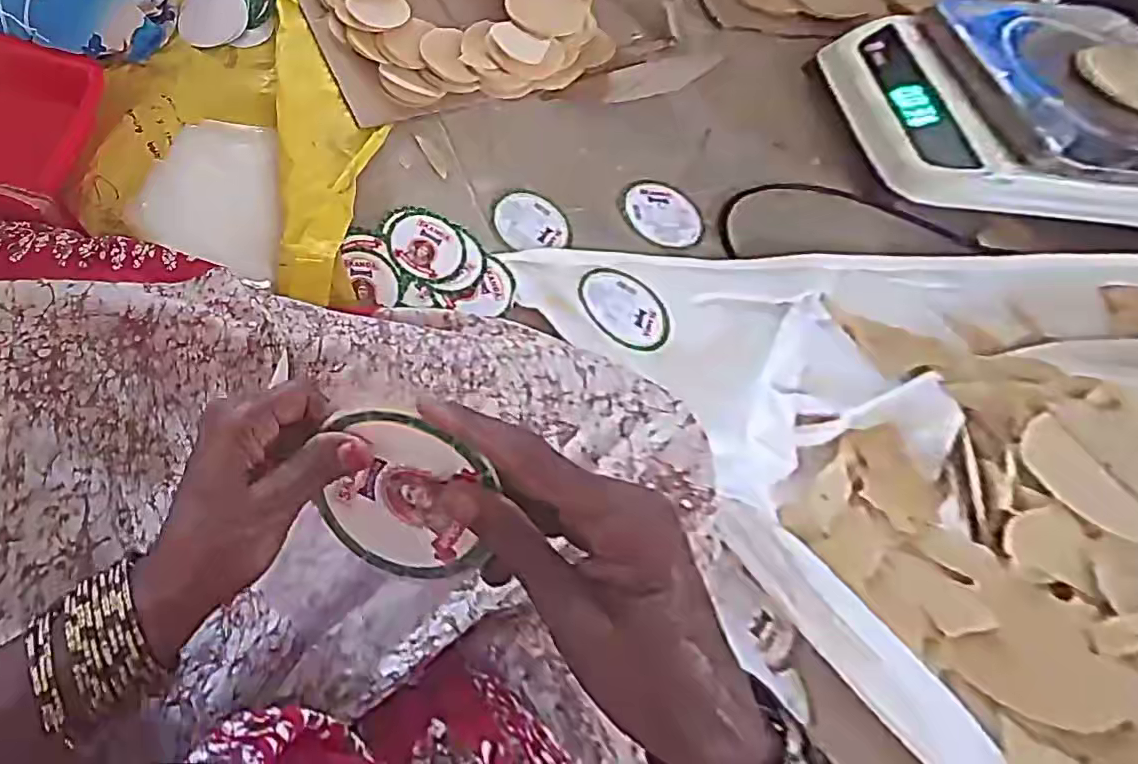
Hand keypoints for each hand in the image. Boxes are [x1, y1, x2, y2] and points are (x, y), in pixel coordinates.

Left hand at [134, 379, 370, 663]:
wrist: (178, 581)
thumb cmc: (222, 545)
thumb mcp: (276, 505)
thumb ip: (317, 465)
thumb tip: (359, 441)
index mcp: (238, 418)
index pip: (301, 393)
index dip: (330, 418)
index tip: (349, 454)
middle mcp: (230, 412)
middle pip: (292, 404)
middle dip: (320, 434)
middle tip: (337, 474)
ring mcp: (226, 430)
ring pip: (284, 423)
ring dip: (307, 449)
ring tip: (320, 485)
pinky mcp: (228, 449)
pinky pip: (270, 439)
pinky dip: (290, 458)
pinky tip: (297, 488)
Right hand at [422, 400, 776, 763]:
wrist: (710, 734)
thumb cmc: (645, 681)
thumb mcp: (567, 611)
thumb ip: (510, 540)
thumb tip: (450, 492)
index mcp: (623, 513)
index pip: (533, 458)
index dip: (475, 430)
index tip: (430, 406)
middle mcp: (627, 500)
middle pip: (538, 469)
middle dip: (479, 462)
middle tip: (426, 452)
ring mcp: (627, 515)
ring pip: (545, 491)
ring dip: (497, 500)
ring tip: (447, 507)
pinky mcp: (622, 533)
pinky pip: (560, 514)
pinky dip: (524, 526)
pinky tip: (493, 555)